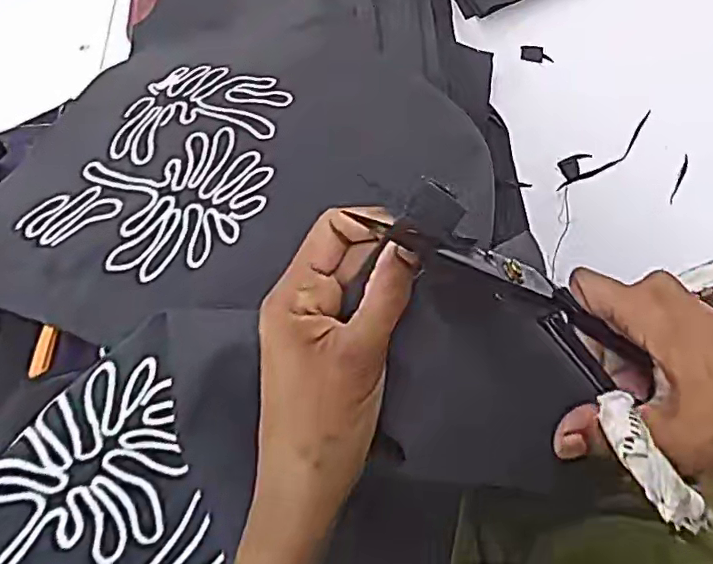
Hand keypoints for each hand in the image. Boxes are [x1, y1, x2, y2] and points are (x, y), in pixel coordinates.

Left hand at [239, 209, 418, 563]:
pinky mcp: (325, 338)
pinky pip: (354, 300)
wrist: (306, 489)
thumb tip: (407, 243)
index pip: (332, 228)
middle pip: (345, 249)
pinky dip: (378, 296)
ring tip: (412, 282)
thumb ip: (387, 290)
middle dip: (383, 249)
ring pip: (353, 275)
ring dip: (383, 274)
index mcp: (292, 293)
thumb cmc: (321, 430)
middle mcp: (297, 299)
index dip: (371, 222)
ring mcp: (310, 319)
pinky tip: (398, 304)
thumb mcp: (362, 350)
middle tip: (420, 259)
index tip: (409, 234)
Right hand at [552, 269, 712, 479]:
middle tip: (628, 391)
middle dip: (604, 355)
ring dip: (625, 359)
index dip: (570, 322)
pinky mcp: (683, 308)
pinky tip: (667, 386)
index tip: (581, 356)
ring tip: (653, 394)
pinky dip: (645, 353)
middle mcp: (659, 291)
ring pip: (621, 319)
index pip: (580, 286)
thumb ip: (607, 433)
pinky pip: (643, 321)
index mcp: (649, 306)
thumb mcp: (667, 434)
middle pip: (599, 311)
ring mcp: (674, 297)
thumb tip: (568, 434)